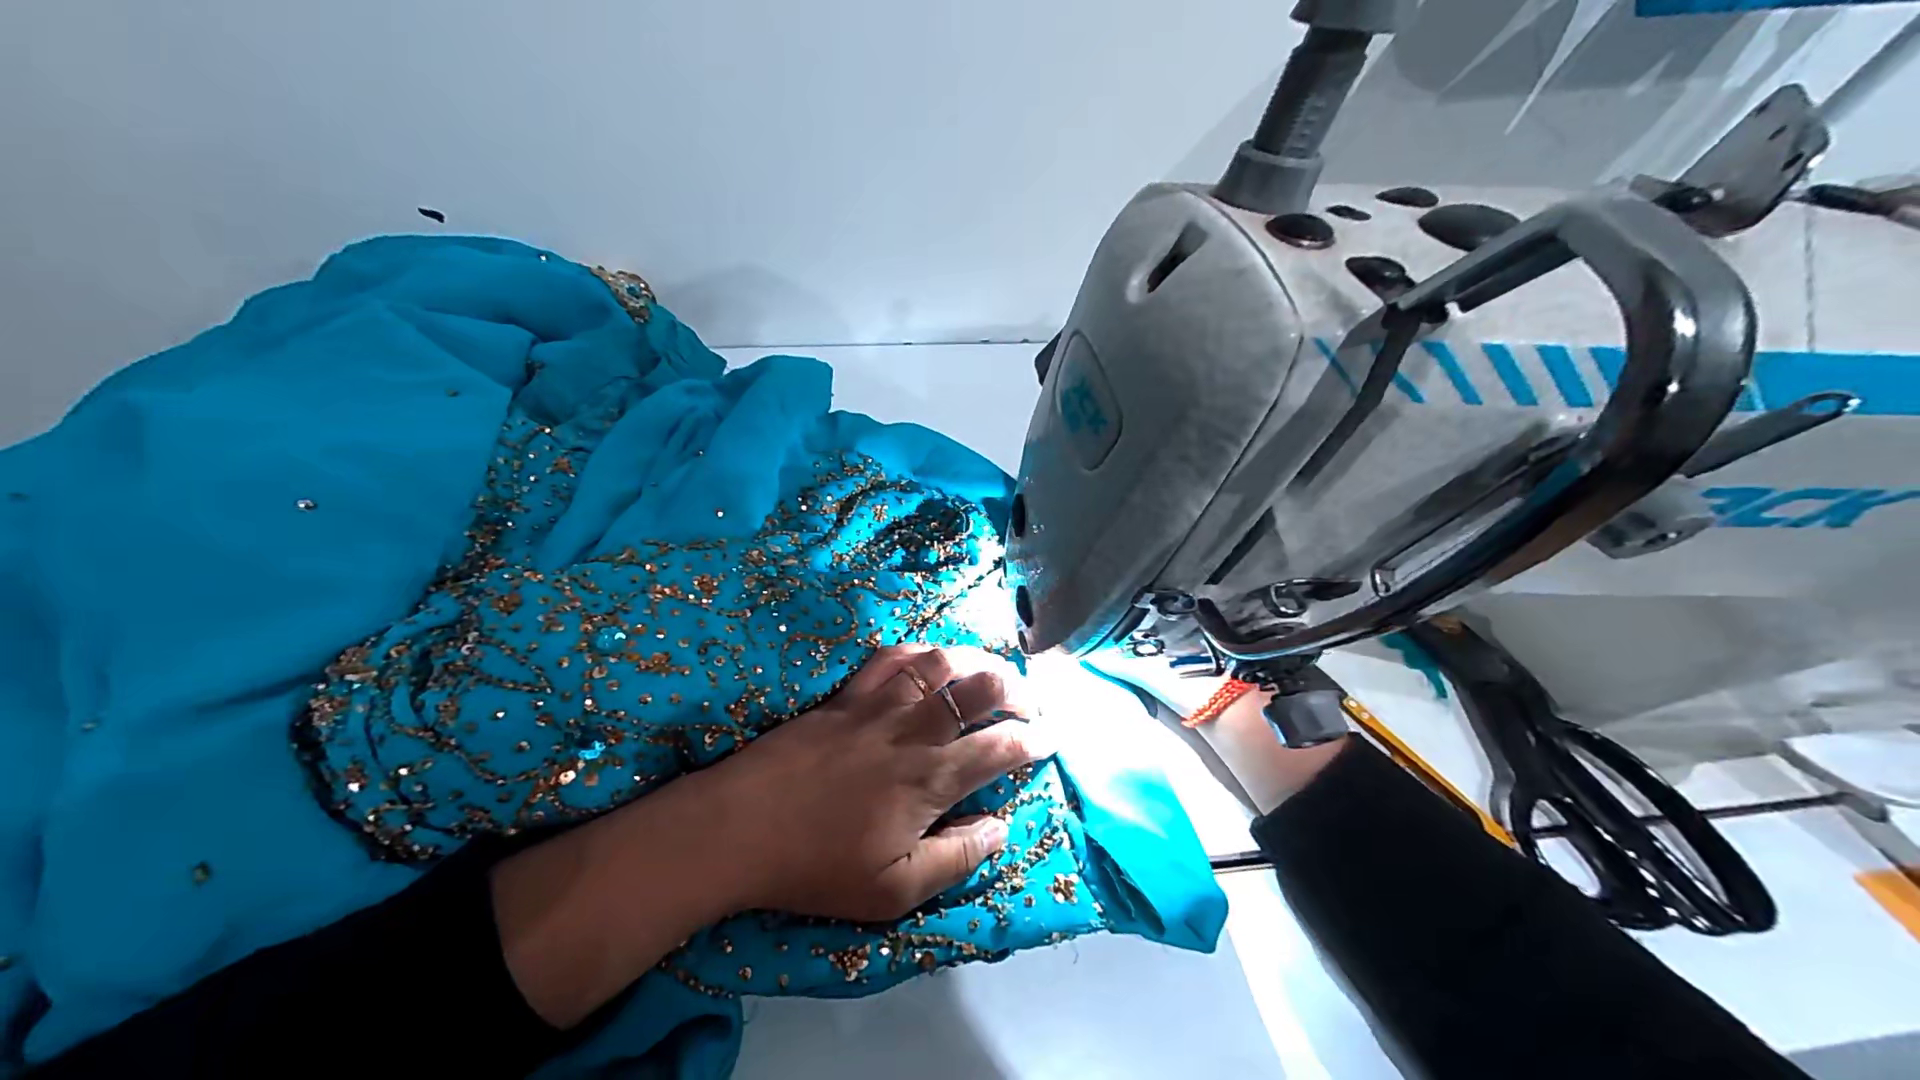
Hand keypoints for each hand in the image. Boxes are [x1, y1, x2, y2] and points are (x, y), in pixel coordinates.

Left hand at [693, 644, 1044, 920]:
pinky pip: (891, 658)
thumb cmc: (818, 866)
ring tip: (993, 671)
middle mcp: (913, 732)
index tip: (1048, 740)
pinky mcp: (847, 696)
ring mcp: (878, 706)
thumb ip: (957, 858)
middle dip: (1017, 690)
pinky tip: (932, 658)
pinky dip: (921, 651)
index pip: (1000, 747)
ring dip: (978, 661)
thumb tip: (1002, 827)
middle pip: (980, 689)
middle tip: (1028, 704)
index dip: (1034, 740)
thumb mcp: (894, 890)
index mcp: (930, 780)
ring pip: (941, 663)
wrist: (739, 828)